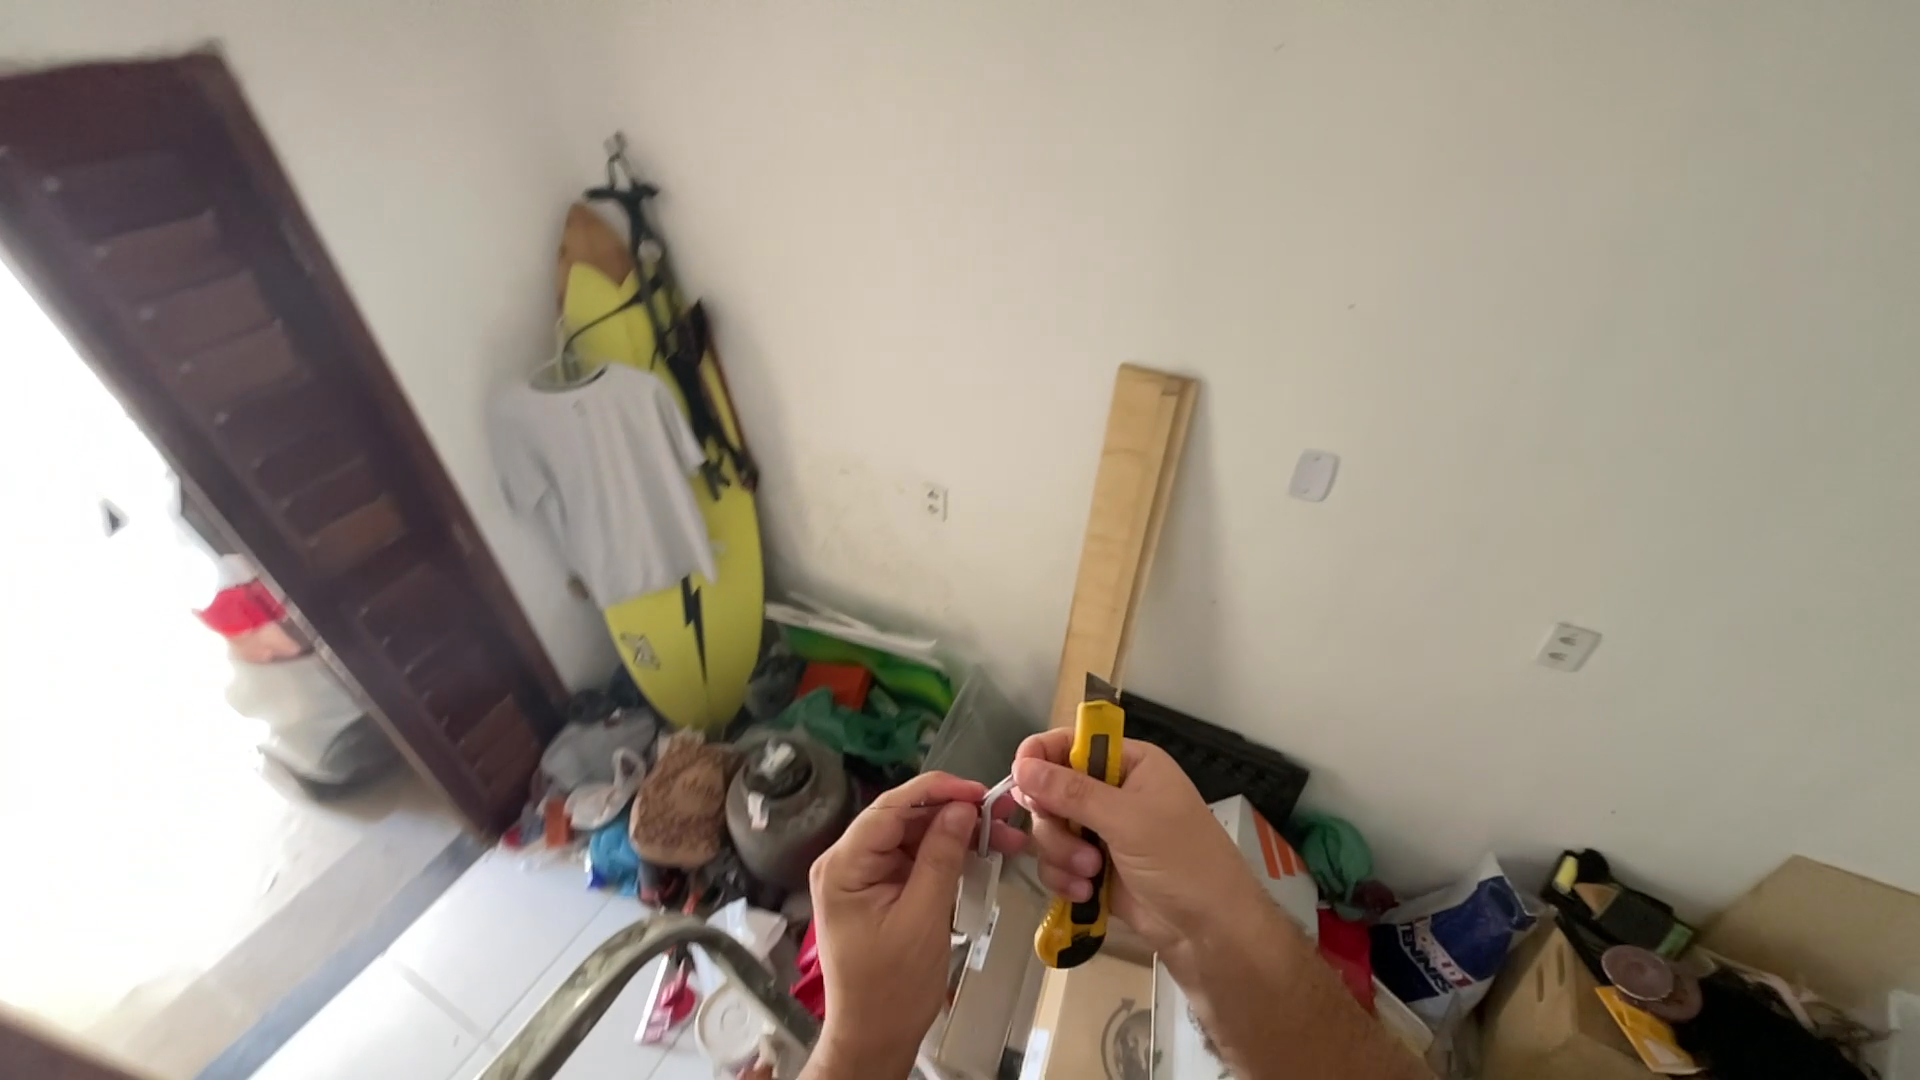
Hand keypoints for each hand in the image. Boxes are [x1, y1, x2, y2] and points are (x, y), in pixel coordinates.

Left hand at [804, 771, 1023, 1078]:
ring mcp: (864, 873)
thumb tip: (963, 807)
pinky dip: (948, 853)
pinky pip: (917, 856)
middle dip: (953, 811)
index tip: (978, 791)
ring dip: (957, 831)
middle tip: (1001, 812)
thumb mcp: (923, 918)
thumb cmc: (893, 987)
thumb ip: (941, 857)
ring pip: (915, 834)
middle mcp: (847, 860)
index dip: (935, 791)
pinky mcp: (882, 886)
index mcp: (843, 864)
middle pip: (904, 818)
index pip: (889, 808)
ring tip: (1002, 832)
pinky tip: (981, 851)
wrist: (875, 1041)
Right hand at [1012, 731, 1264, 953]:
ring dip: (1061, 853)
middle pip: (1051, 789)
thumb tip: (1021, 766)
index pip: (1070, 743)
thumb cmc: (1182, 861)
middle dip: (1055, 820)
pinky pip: (1056, 861)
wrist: (1212, 934)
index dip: (1041, 757)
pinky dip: (1063, 877)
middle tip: (1071, 838)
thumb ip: (1071, 792)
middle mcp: (1111, 791)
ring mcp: (1101, 831)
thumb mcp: (1128, 820)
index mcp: (1129, 763)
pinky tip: (1085, 893)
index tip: (1021, 779)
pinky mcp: (1093, 867)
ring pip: (1049, 828)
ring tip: (1089, 874)